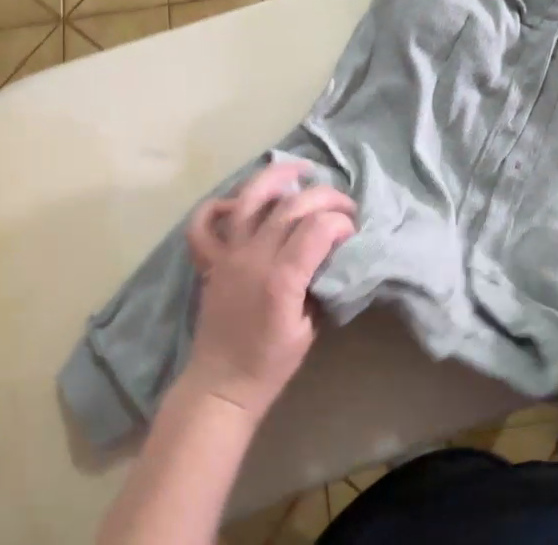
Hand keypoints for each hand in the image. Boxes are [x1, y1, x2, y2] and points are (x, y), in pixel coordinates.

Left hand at [180, 162, 355, 417]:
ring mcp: (227, 255)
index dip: (341, 221)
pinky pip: (204, 224)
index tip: (353, 231)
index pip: (318, 228)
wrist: (221, 386)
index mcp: (281, 279)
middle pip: (291, 206)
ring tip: (300, 170)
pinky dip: (220, 205)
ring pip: (249, 198)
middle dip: (324, 197)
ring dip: (276, 177)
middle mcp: (252, 257)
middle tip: (344, 205)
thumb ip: (320, 285)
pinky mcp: (210, 261)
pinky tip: (241, 201)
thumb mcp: (310, 328)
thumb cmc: (270, 365)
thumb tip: (334, 254)